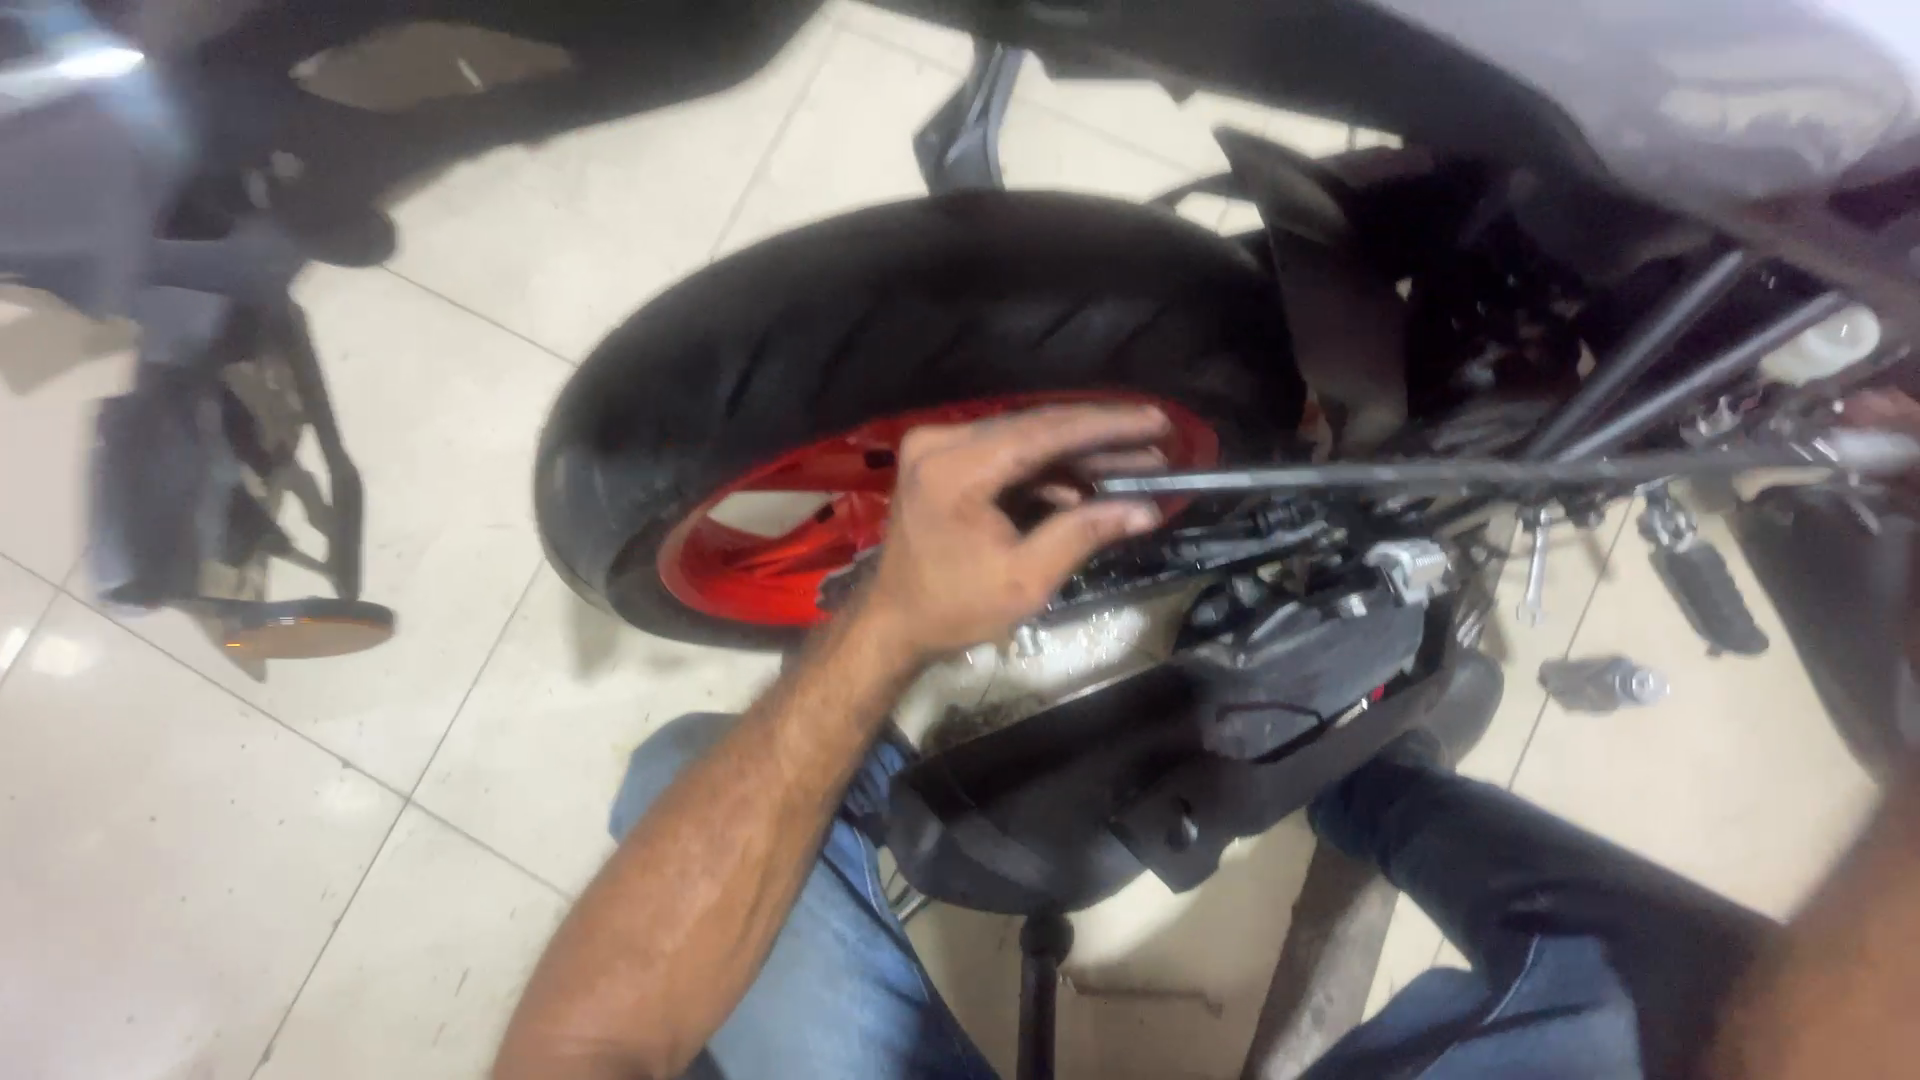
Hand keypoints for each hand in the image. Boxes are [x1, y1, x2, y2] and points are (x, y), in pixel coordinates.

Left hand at [856, 404, 1172, 659]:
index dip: (1105, 425)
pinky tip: (1091, 482)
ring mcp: (938, 447)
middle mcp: (942, 442)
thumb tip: (1147, 509)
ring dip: (1078, 453)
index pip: (1043, 432)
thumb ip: (1083, 534)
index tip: (1156, 421)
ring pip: (1025, 439)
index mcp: (955, 469)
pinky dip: (1047, 469)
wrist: (895, 621)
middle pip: (1036, 428)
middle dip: (1100, 437)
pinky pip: (1006, 454)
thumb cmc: (955, 608)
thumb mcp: (1026, 579)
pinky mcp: (944, 459)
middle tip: (1157, 439)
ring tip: (1138, 464)